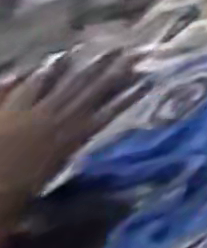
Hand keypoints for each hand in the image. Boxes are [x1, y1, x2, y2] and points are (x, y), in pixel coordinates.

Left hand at [0, 50, 138, 219]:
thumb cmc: (10, 198)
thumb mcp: (47, 190)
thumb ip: (76, 176)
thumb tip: (120, 184)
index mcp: (72, 136)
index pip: (111, 108)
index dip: (131, 93)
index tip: (151, 76)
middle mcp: (55, 120)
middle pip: (86, 89)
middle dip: (107, 69)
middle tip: (127, 50)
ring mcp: (22, 117)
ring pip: (51, 86)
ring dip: (66, 69)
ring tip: (78, 52)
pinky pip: (11, 95)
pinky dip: (17, 82)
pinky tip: (24, 70)